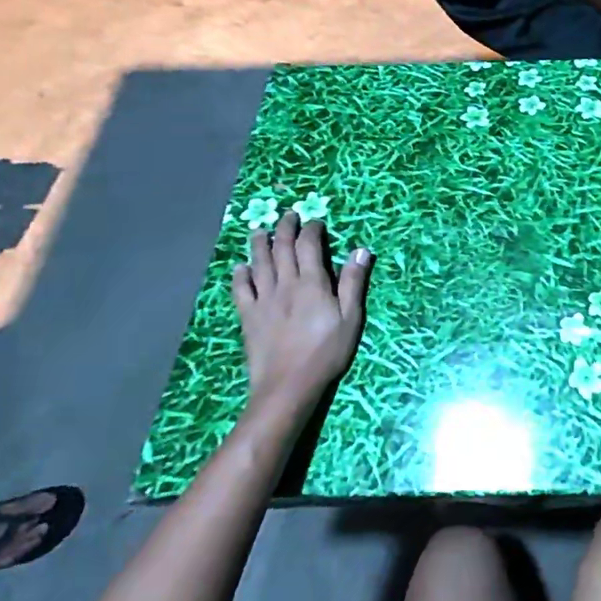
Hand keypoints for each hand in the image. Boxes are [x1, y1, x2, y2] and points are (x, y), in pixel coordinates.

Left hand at [233, 212, 371, 415]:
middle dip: (285, 227)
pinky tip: (240, 267)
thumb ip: (353, 282)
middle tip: (288, 215)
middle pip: (282, 247)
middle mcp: (285, 283)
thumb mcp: (350, 318)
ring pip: (259, 262)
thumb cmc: (326, 352)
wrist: (288, 385)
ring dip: (259, 243)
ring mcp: (263, 299)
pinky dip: (240, 274)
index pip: (309, 245)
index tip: (316, 222)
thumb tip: (360, 249)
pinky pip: (240, 289)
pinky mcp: (248, 316)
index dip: (312, 229)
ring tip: (260, 230)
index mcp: (311, 282)